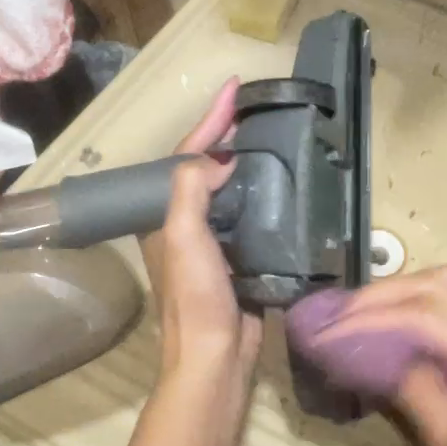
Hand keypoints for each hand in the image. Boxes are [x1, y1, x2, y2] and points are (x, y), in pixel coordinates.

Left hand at [141, 78, 262, 382]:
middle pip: (205, 168)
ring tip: (270, 138)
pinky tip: (283, 186)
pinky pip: (248, 216)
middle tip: (253, 109)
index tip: (232, 88)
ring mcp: (211, 242)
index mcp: (164, 215)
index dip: (209, 121)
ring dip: (246, 163)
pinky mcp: (237, 259)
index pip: (186, 156)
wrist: (215, 356)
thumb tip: (219, 159)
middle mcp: (184, 223)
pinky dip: (263, 196)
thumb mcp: (182, 236)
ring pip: (228, 191)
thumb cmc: (195, 296)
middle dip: (226, 135)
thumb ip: (190, 190)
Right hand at [316, 265, 446, 445]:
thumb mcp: (444, 437)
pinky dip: (421, 301)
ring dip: (406, 289)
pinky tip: (394, 316)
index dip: (374, 316)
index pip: (425, 313)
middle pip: (440, 283)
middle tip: (345, 310)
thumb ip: (412, 383)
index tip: (333, 328)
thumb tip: (377, 350)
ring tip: (365, 308)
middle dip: (388, 292)